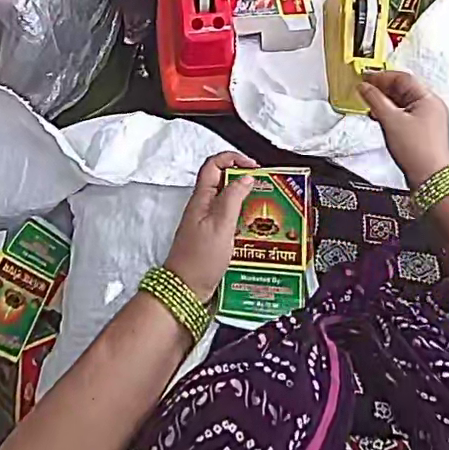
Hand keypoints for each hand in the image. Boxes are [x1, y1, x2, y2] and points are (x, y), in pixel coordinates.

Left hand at [162, 151, 258, 299]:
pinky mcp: (212, 236)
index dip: (233, 158)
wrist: (186, 291)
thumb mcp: (220, 225)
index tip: (253, 166)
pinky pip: (229, 218)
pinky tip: (254, 228)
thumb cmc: (198, 259)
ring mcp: (206, 221)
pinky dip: (242, 218)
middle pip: (222, 180)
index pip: (214, 164)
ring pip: (227, 199)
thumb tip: (246, 177)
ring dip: (244, 198)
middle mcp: (202, 207)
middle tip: (262, 185)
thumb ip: (233, 198)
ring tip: (262, 205)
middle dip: (243, 178)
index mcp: (201, 198)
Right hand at [356, 71, 448, 187]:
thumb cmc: (419, 151)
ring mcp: (428, 120)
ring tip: (370, 104)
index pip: (402, 78)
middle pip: (403, 89)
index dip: (381, 76)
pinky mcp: (423, 132)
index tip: (365, 77)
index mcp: (428, 99)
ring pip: (403, 103)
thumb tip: (364, 87)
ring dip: (385, 102)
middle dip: (382, 89)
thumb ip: (375, 100)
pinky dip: (391, 114)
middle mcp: (431, 107)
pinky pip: (405, 115)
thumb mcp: (391, 120)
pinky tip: (380, 118)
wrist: (430, 178)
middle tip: (365, 89)